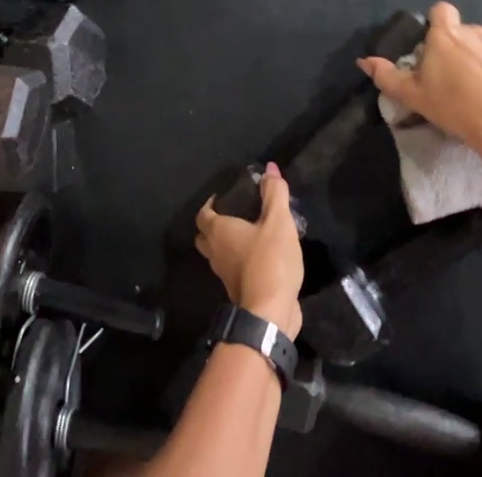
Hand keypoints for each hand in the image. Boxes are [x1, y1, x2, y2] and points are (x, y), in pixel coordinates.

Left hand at [195, 162, 303, 336]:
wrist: (270, 313)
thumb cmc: (269, 261)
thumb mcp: (278, 223)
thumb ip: (274, 195)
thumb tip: (269, 168)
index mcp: (219, 231)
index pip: (203, 214)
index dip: (209, 204)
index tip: (222, 197)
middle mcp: (215, 252)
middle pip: (204, 235)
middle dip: (212, 224)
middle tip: (232, 215)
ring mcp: (224, 274)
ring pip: (217, 254)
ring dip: (226, 244)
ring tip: (248, 233)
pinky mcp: (238, 289)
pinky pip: (232, 269)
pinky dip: (239, 261)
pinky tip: (259, 256)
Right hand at [356, 2, 481, 157]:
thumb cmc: (455, 107)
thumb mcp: (412, 96)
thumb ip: (386, 76)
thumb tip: (363, 61)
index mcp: (446, 36)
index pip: (441, 9)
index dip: (435, 22)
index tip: (429, 46)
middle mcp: (475, 34)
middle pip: (460, 32)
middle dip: (453, 47)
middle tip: (445, 77)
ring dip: (475, 62)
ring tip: (471, 92)